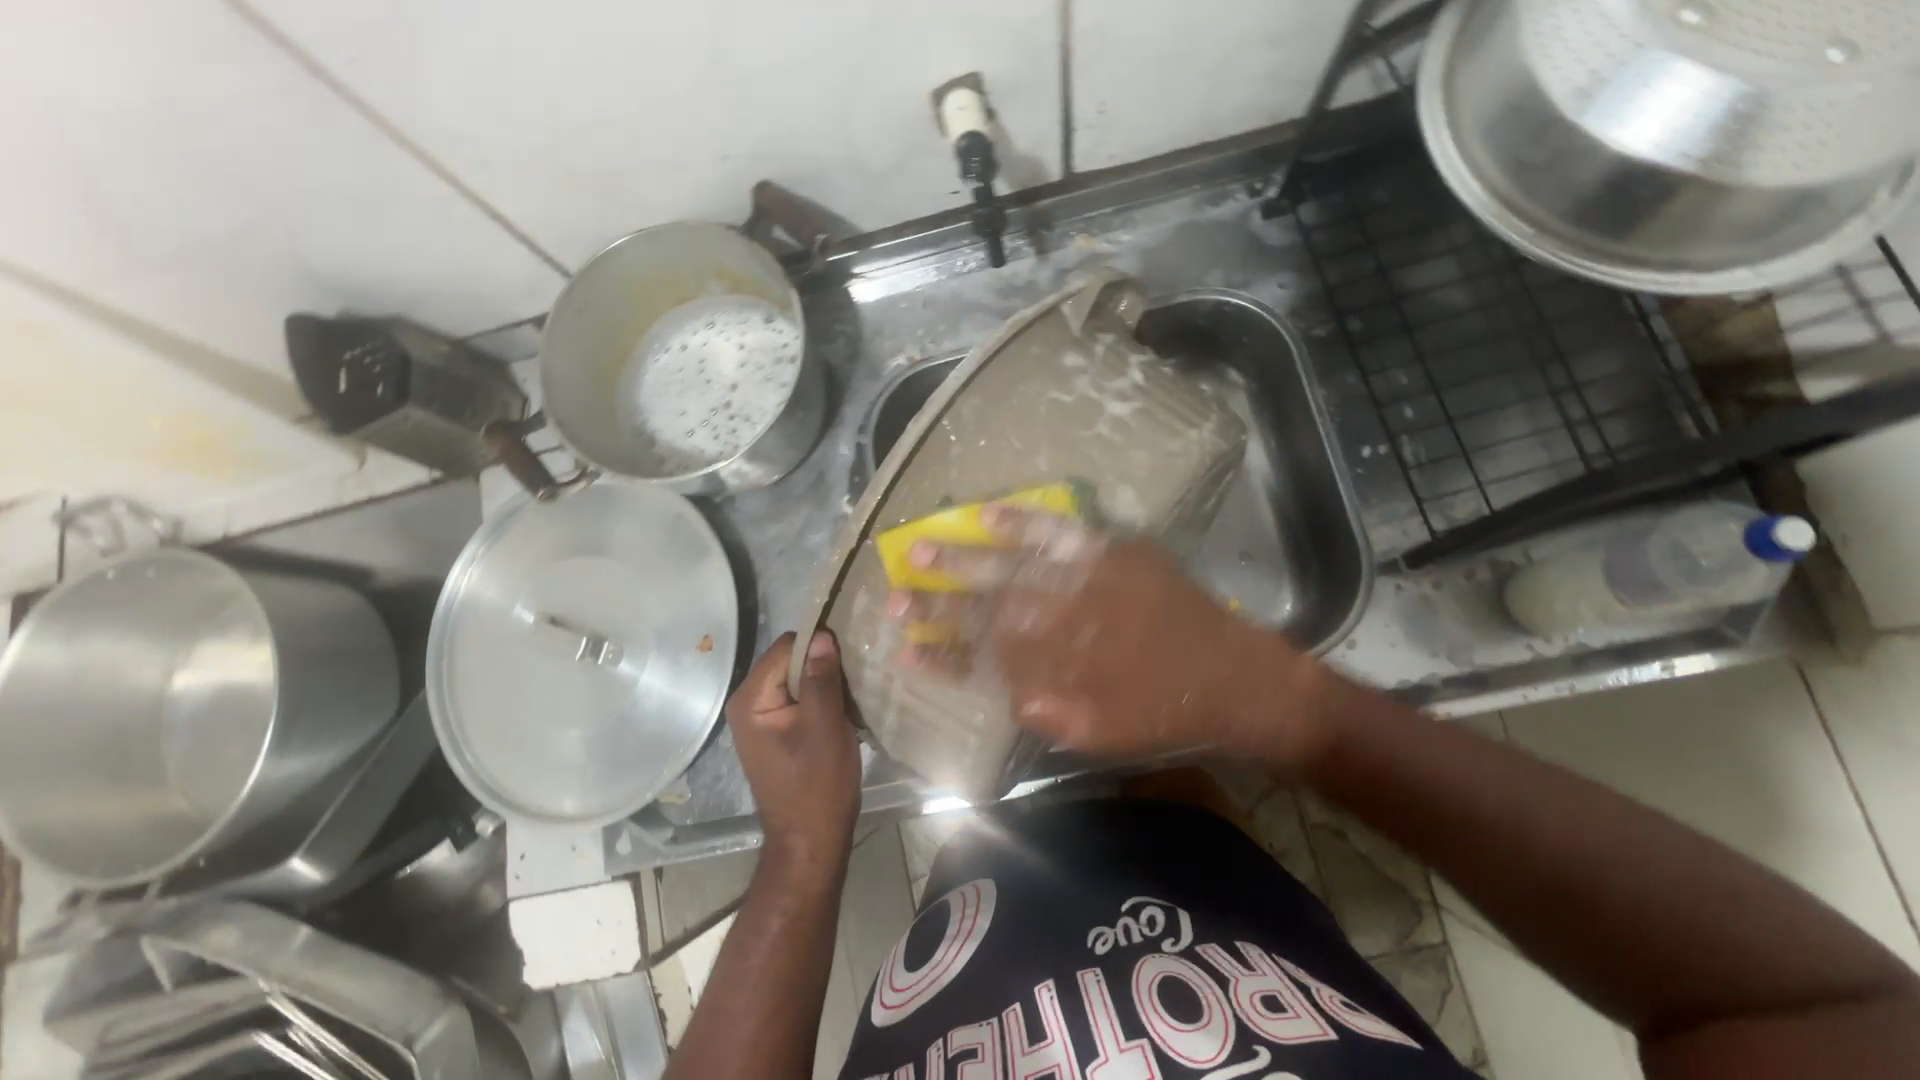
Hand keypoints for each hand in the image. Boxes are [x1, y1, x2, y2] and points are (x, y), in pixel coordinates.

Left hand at [726, 631, 860, 875]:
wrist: (811, 840)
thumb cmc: (817, 786)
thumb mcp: (824, 728)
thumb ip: (821, 680)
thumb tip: (823, 636)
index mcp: (751, 700)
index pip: (785, 647)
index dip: (818, 644)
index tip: (851, 651)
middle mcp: (749, 704)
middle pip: (789, 661)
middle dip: (822, 663)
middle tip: (859, 670)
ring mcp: (762, 720)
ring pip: (797, 680)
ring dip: (825, 682)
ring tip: (856, 688)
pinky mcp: (777, 732)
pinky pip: (799, 699)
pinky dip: (822, 699)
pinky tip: (846, 707)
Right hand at [889, 505, 1329, 764]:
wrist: (1235, 677)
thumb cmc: (1164, 714)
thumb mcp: (1101, 735)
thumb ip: (1047, 713)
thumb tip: (1003, 691)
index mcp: (1058, 673)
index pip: (983, 664)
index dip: (939, 658)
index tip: (903, 650)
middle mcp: (1064, 625)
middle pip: (986, 612)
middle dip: (935, 605)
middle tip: (891, 595)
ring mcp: (1087, 585)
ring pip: (1011, 571)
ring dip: (961, 561)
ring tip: (918, 550)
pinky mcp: (1112, 555)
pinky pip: (1060, 534)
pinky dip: (1022, 522)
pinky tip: (987, 513)